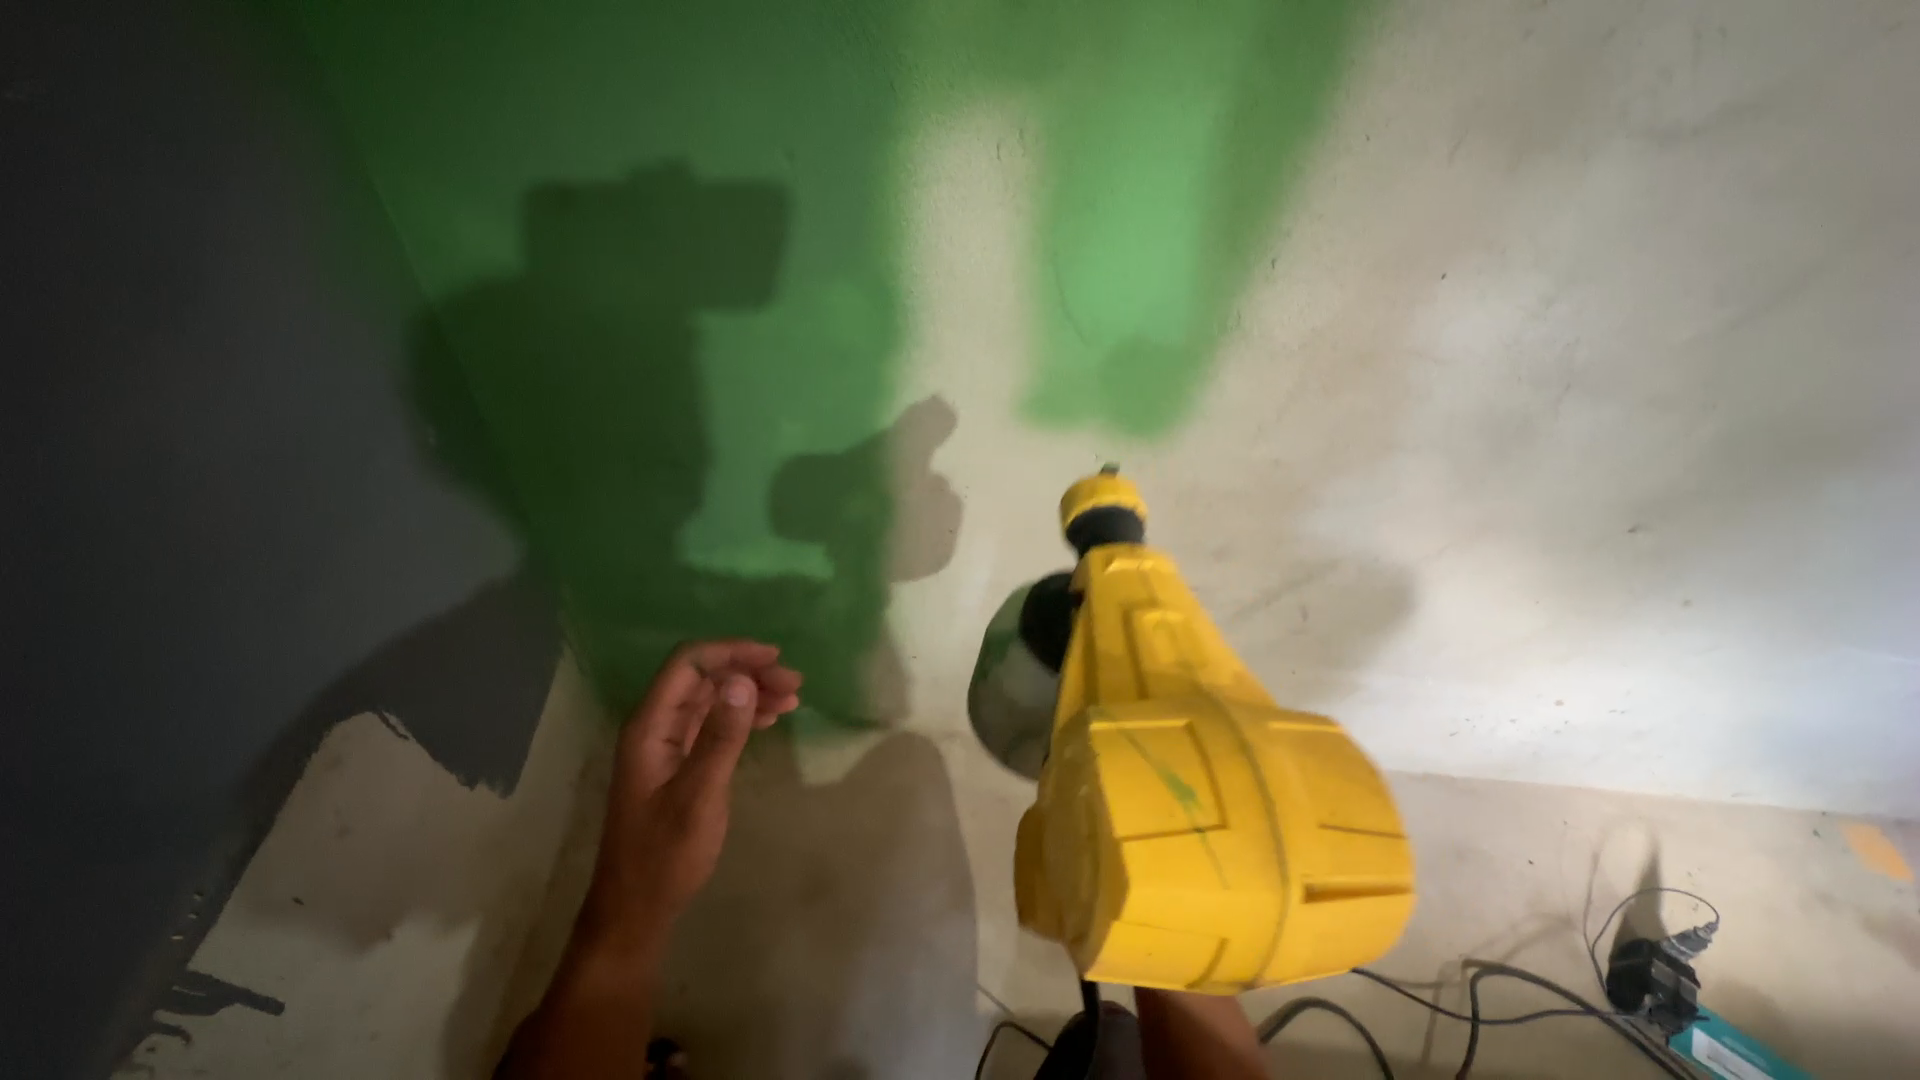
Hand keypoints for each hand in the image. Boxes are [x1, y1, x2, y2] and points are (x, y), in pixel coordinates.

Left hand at [578, 640, 802, 951]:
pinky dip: (743, 715)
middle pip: (703, 678)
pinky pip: (713, 723)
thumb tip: (743, 680)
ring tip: (792, 698)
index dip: (731, 652)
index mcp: (650, 727)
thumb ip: (720, 736)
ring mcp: (667, 745)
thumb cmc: (664, 856)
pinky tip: (771, 719)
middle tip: (794, 684)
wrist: (636, 908)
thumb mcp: (698, 796)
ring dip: (750, 692)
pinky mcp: (680, 764)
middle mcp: (655, 727)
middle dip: (748, 671)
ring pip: (711, 699)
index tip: (774, 659)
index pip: (688, 665)